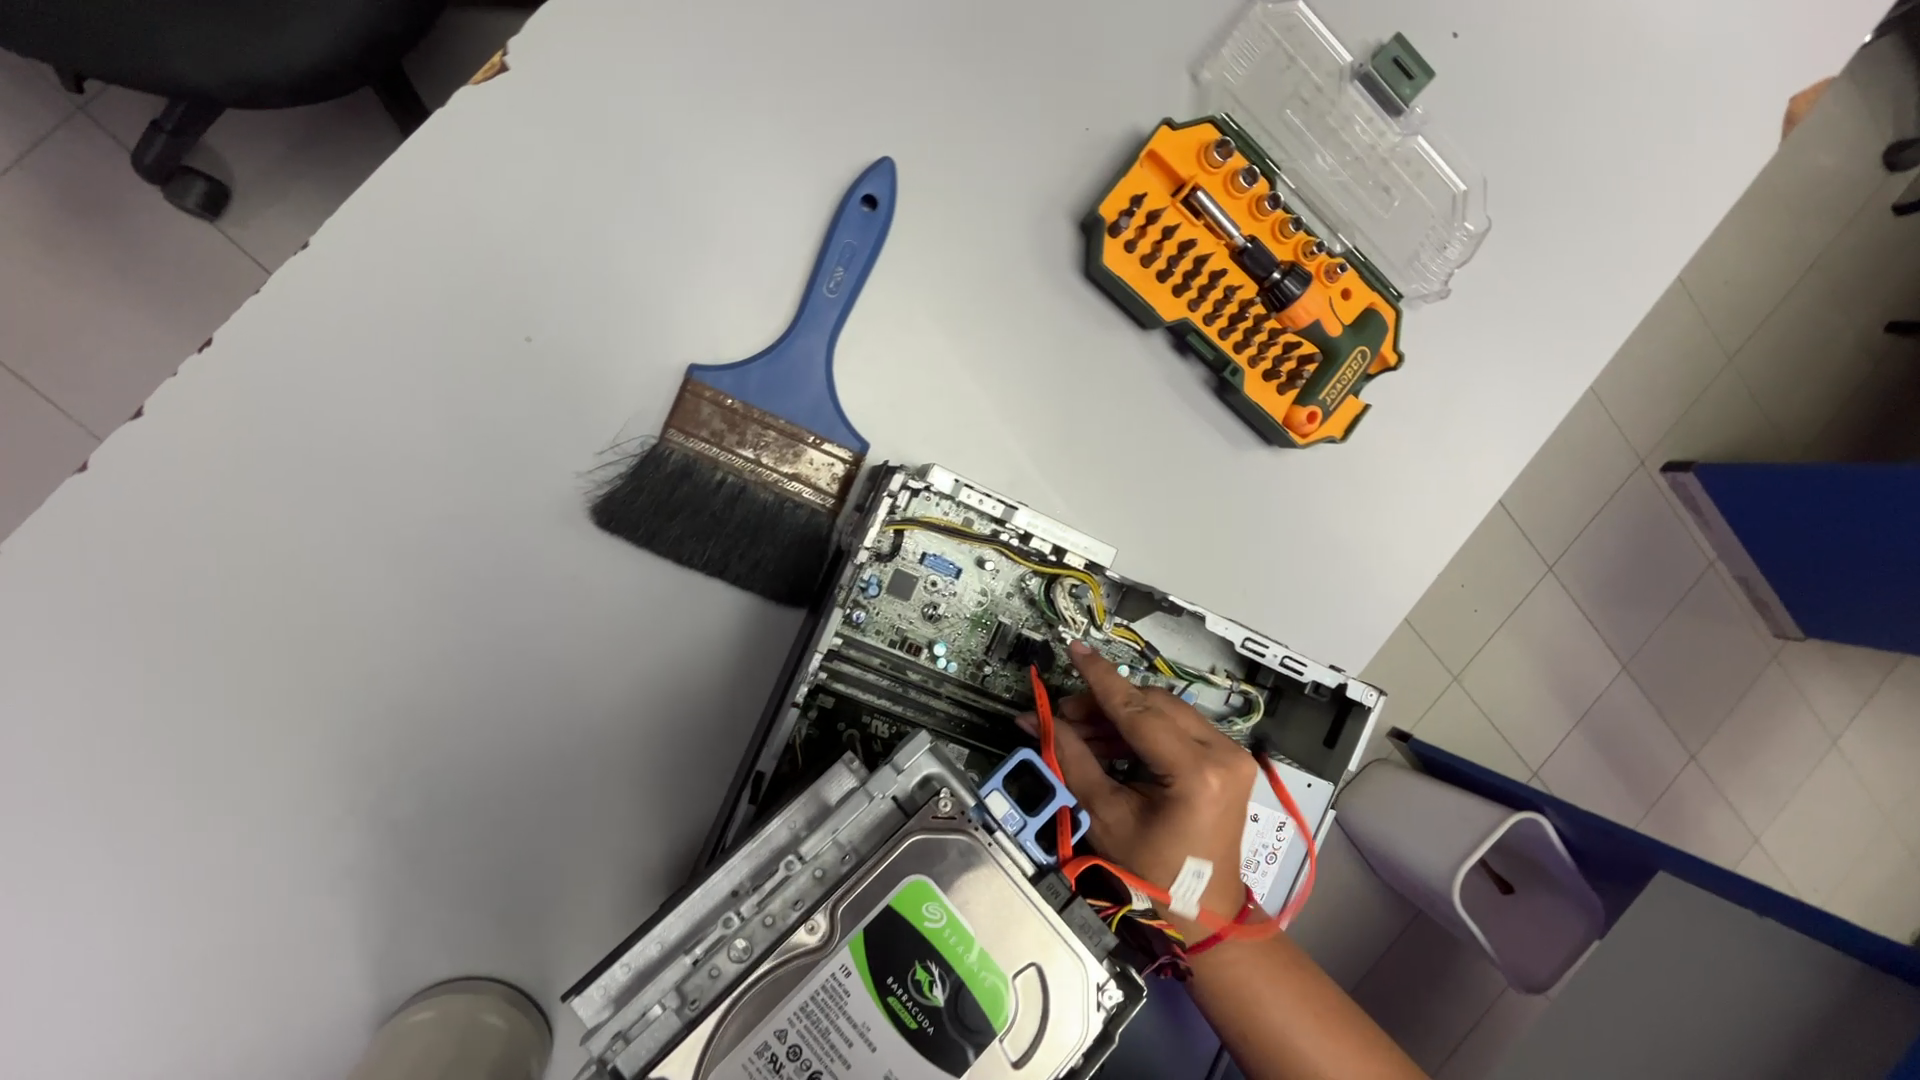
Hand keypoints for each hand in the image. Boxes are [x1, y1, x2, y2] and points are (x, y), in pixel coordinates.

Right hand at [1014, 642, 1255, 931]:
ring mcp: (1230, 753)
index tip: (1074, 649)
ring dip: (1119, 717)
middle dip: (1102, 704)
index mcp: (1197, 772)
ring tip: (1078, 732)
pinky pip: (1176, 727)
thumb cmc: (1153, 872)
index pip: (1138, 711)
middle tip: (1062, 716)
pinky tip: (1106, 741)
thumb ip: (1073, 759)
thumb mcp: (1106, 815)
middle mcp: (1223, 752)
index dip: (1100, 679)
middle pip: (1151, 705)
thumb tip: (1037, 719)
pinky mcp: (1227, 758)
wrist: (1205, 907)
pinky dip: (1140, 730)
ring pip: (1163, 712)